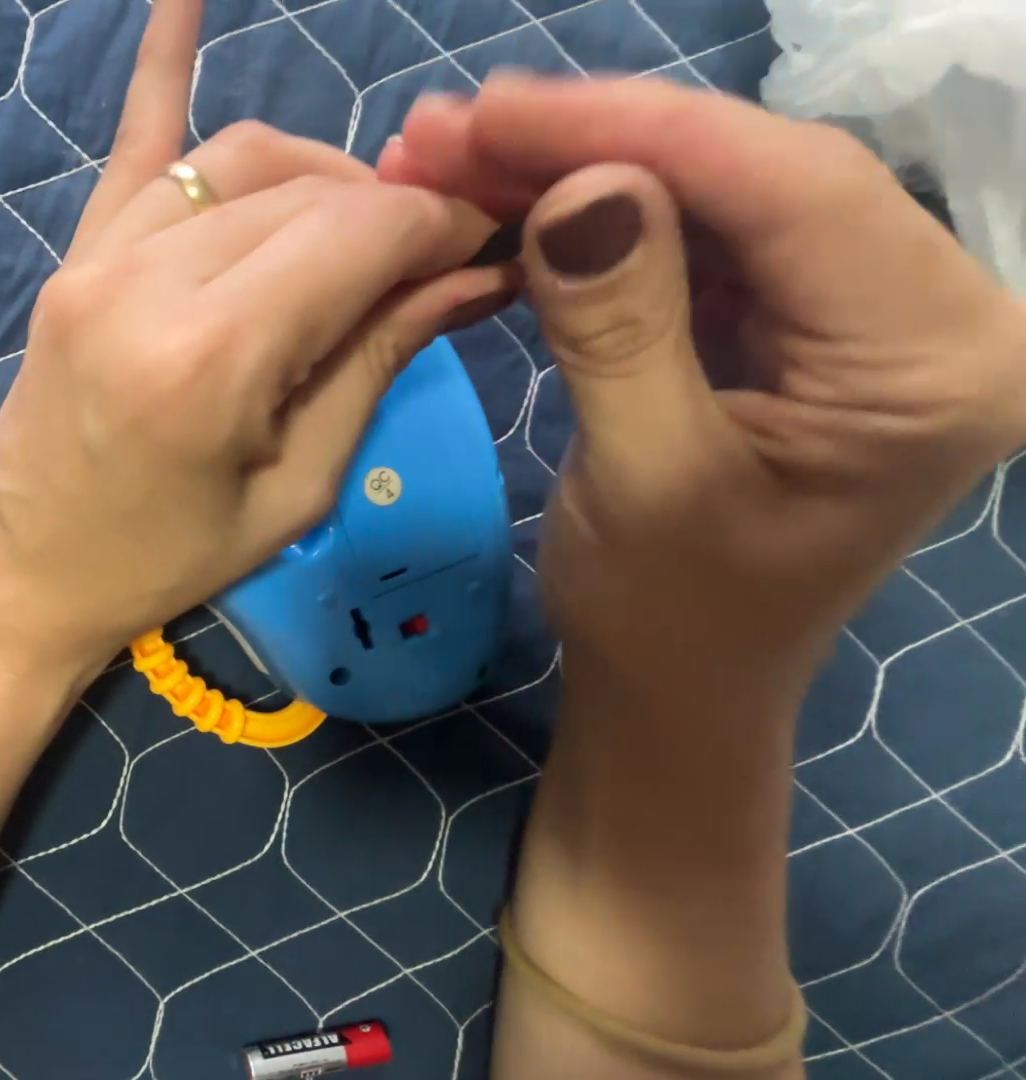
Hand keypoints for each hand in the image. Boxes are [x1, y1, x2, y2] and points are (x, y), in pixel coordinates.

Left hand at [0, 0, 514, 677]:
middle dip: (389, 205)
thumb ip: (374, 364)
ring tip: (355, 229)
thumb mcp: (291, 491)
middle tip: (431, 250)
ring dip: (317, 178)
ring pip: (240, 161)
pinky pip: (132, 154)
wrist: (27, 581)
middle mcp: (148, 282)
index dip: (442, 224)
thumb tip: (470, 270)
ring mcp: (95, 263)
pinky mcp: (70, 266)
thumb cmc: (163, 563)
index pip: (362, 231)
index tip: (484, 244)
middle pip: (307, 189)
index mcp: (213, 357)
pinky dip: (164, 68)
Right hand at [380, 75, 1025, 693]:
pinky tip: (506, 208)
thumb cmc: (663, 610)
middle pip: (744, 178)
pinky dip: (580, 224)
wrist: (670, 678)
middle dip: (588, 143)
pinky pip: (674, 247)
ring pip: (699, 200)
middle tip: (450, 129)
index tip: (497, 113)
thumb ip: (620, 331)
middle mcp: (914, 309)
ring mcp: (839, 313)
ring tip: (454, 160)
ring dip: (570, 173)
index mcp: (930, 356)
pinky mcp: (768, 327)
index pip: (790, 192)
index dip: (637, 135)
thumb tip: (576, 193)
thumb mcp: (640, 479)